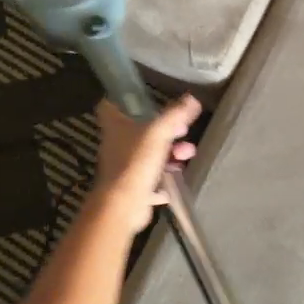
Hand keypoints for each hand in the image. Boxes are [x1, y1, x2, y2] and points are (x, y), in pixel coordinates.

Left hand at [90, 94, 201, 233]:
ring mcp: (122, 167)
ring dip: (169, 154)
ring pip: (148, 155)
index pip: (110, 104)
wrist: (123, 205)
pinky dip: (163, 180)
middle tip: (183, 131)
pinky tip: (175, 178)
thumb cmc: (136, 161)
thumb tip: (192, 99)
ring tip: (186, 155)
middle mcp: (116, 143)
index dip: (125, 98)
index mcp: (115, 124)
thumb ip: (176, 114)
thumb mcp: (159, 131)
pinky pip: (150, 180)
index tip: (144, 97)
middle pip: (139, 130)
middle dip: (165, 131)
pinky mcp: (131, 188)